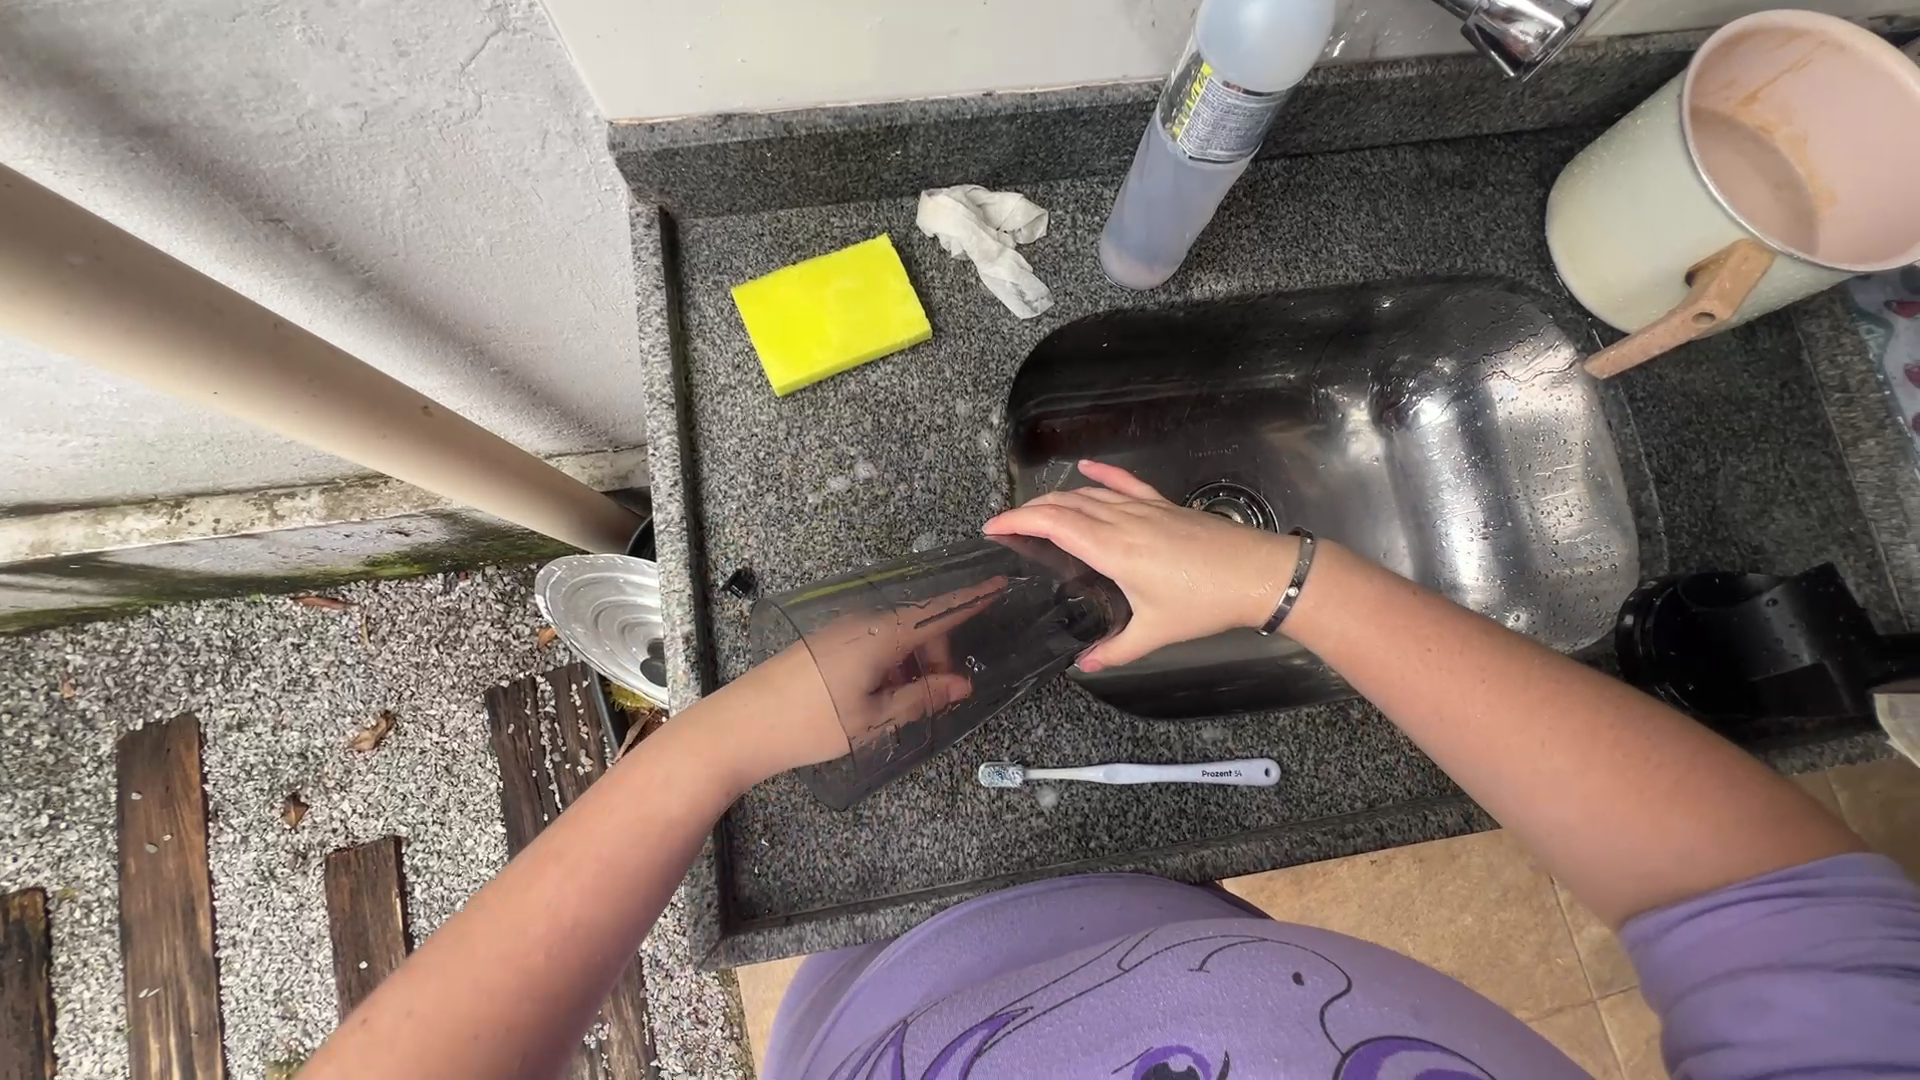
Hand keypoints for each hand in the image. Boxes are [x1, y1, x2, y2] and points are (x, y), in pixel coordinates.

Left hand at [709, 578, 1003, 783]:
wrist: (741, 725)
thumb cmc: (811, 724)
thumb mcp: (874, 718)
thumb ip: (922, 697)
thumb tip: (962, 684)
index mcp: (881, 636)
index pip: (938, 611)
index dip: (971, 599)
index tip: (1000, 582)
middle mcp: (864, 624)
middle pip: (919, 627)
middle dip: (939, 655)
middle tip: (942, 695)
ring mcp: (843, 631)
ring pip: (896, 638)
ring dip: (913, 664)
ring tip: (906, 704)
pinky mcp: (828, 643)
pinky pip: (874, 644)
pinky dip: (891, 665)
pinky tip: (880, 697)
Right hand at [983, 460, 1300, 671]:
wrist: (1258, 574)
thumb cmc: (1204, 604)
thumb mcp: (1155, 633)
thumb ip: (1115, 650)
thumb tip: (1084, 665)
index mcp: (1113, 550)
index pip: (1054, 524)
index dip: (1018, 520)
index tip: (993, 526)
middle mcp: (1122, 522)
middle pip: (1064, 505)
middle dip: (1029, 510)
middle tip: (1007, 524)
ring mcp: (1144, 508)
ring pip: (1089, 494)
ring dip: (1057, 498)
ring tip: (1035, 509)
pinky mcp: (1163, 505)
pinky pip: (1125, 483)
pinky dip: (1102, 474)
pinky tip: (1086, 467)